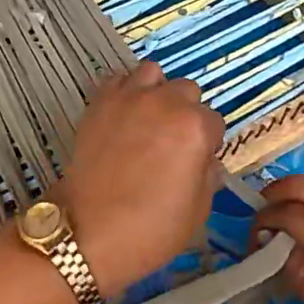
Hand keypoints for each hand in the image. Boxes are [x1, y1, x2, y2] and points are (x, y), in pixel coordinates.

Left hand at [59, 62, 223, 297]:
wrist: (89, 230)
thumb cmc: (151, 228)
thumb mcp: (198, 210)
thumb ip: (209, 175)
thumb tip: (205, 160)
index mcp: (195, 127)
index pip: (213, 122)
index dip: (207, 142)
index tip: (196, 160)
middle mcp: (165, 102)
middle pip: (186, 90)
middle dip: (185, 111)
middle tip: (172, 140)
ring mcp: (129, 97)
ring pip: (153, 73)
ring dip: (156, 91)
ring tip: (148, 117)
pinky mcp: (100, 101)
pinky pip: (118, 79)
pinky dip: (124, 90)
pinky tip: (123, 114)